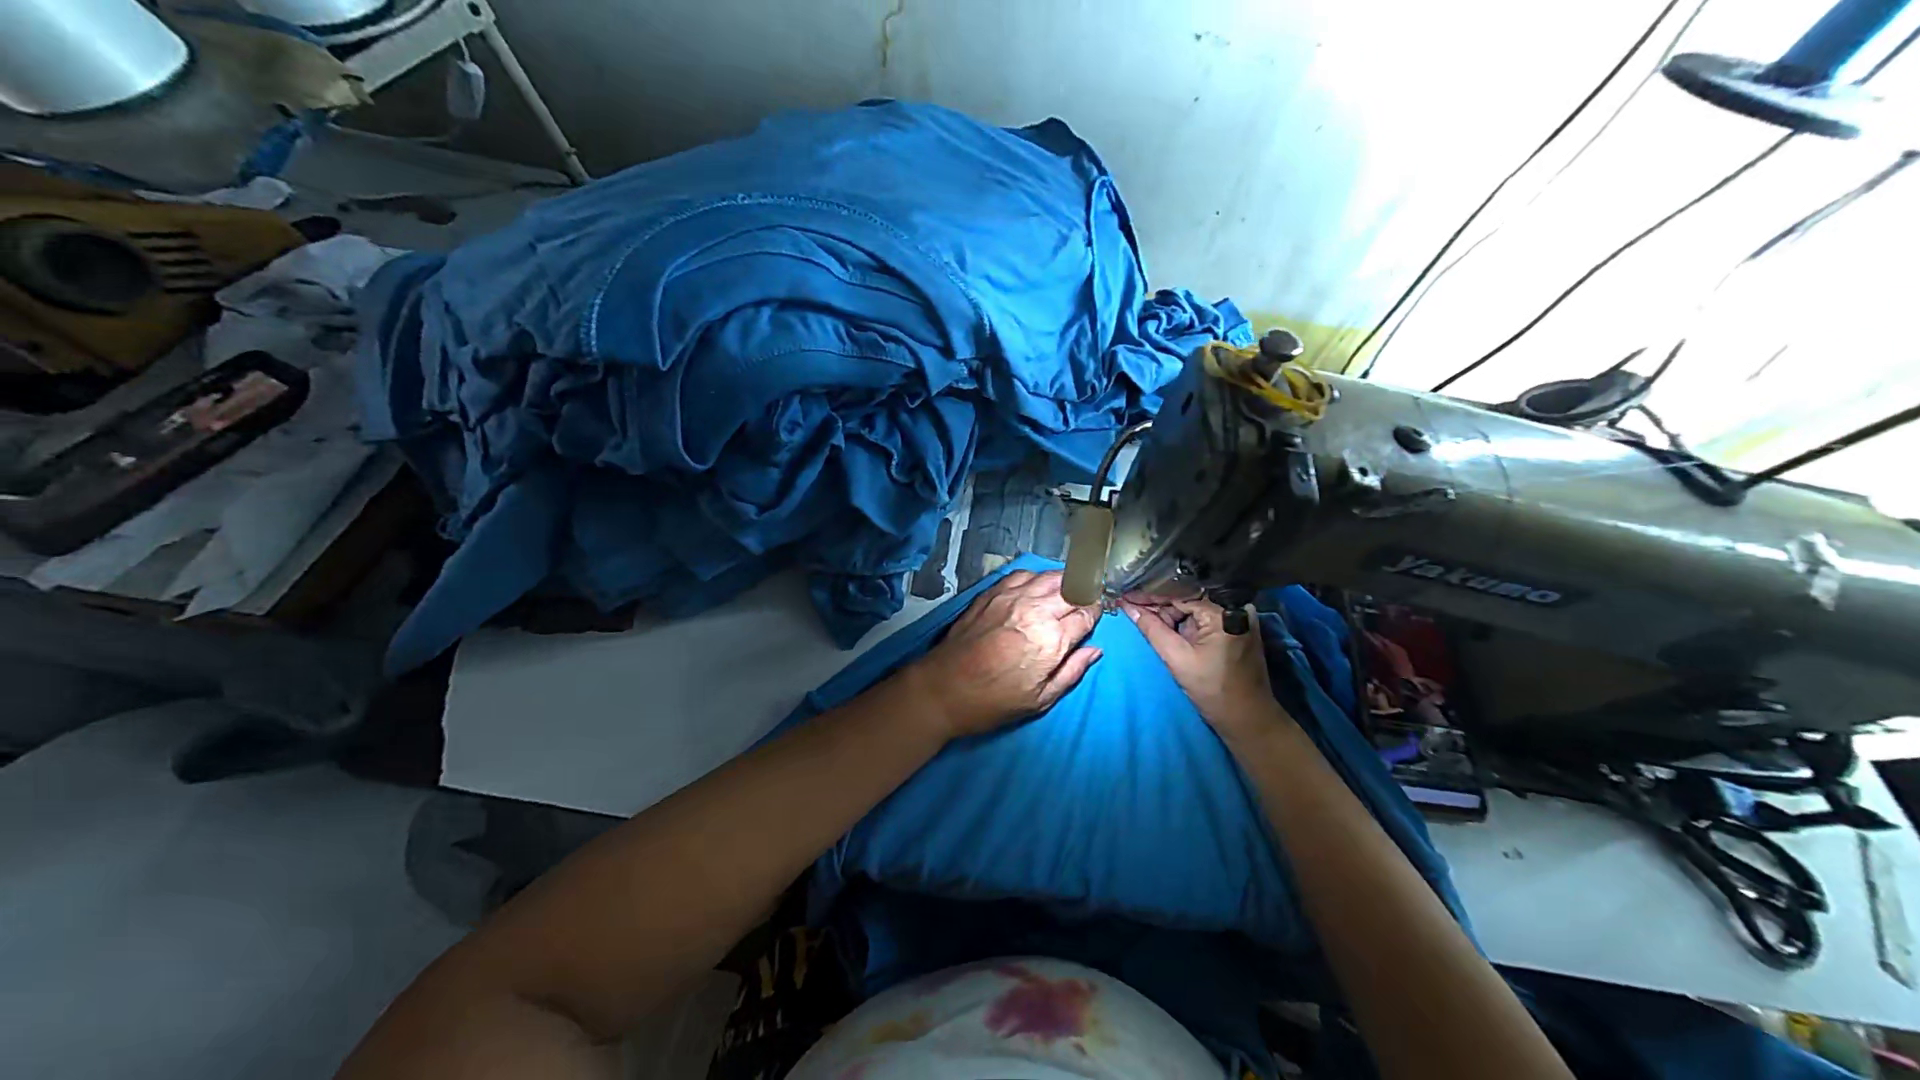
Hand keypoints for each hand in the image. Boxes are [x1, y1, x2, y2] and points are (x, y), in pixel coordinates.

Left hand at [901, 570, 1102, 738]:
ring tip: (1068, 591)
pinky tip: (1038, 587)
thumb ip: (1071, 672)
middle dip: (1085, 593)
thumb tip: (1093, 651)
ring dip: (1064, 582)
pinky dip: (1037, 578)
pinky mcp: (991, 593)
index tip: (1096, 616)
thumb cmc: (992, 701)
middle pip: (1072, 589)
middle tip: (1087, 601)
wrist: (942, 688)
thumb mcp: (1040, 699)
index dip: (1096, 614)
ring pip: (1049, 576)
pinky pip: (1023, 575)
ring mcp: (1011, 597)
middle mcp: (1035, 609)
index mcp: (1051, 638)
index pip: (1086, 614)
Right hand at [1122, 594, 1284, 739]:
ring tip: (1145, 619)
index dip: (1150, 597)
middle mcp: (1236, 608)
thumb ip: (1153, 630)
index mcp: (1224, 612)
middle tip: (1132, 610)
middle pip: (1188, 601)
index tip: (1126, 597)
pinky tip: (1165, 627)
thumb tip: (1129, 607)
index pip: (1180, 595)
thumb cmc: (1214, 691)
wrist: (1249, 718)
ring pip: (1195, 610)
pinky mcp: (1239, 629)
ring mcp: (1240, 618)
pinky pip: (1206, 620)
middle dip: (1160, 608)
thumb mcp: (1178, 659)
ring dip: (1172, 617)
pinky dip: (1186, 624)